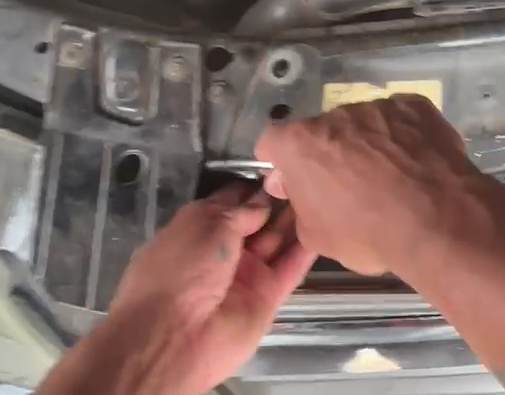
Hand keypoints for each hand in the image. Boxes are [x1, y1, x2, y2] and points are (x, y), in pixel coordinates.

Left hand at [37, 184, 314, 394]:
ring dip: (297, 218)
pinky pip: (291, 266)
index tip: (281, 166)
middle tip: (309, 175)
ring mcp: (246, 274)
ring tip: (324, 191)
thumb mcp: (207, 223)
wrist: (174, 339)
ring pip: (278, 240)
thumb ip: (242, 208)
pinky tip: (329, 223)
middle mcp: (222, 252)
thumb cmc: (180, 269)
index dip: (254, 184)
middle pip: (258, 219)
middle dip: (280, 198)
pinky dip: (308, 247)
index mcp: (197, 231)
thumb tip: (264, 198)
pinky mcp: (267, 296)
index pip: (232, 200)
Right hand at [254, 94, 502, 275]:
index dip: (283, 161)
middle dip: (332, 151)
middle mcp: (339, 113)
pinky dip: (403, 134)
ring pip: (366, 122)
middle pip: (326, 130)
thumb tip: (295, 184)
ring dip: (370, 141)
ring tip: (392, 174)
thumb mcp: (315, 235)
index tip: (296, 178)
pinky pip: (401, 117)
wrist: (435, 216)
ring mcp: (381, 104)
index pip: (275, 140)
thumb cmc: (366, 231)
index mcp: (302, 142)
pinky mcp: (416, 103)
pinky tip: (416, 160)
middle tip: (352, 182)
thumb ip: (300, 200)